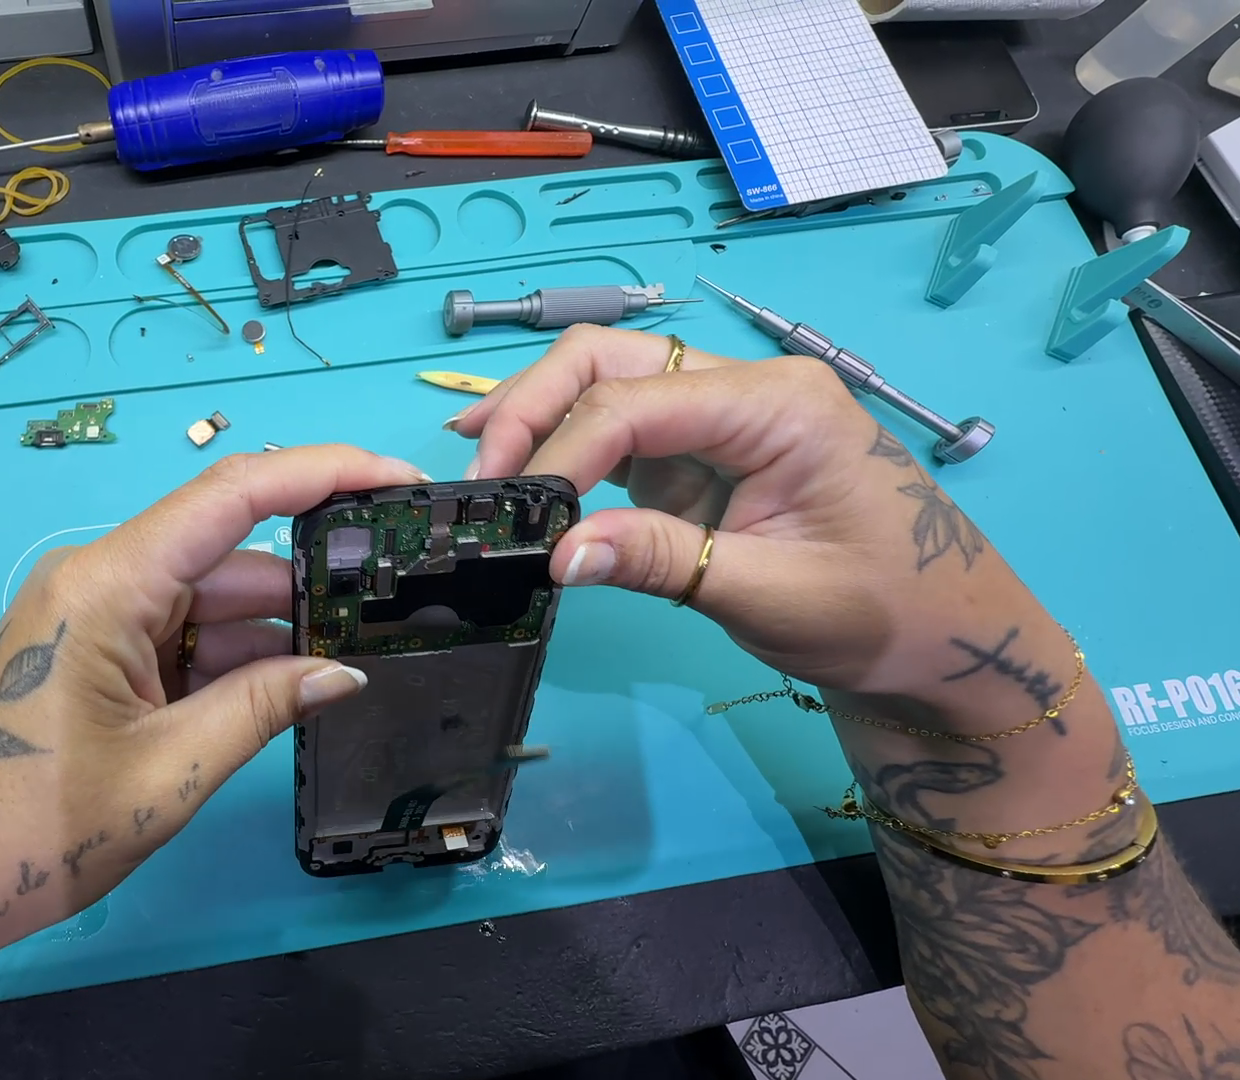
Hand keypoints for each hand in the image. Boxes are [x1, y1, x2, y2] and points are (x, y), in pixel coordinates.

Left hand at [0, 447, 427, 1079]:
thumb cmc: (38, 830)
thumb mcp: (170, 771)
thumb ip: (264, 706)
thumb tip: (347, 673)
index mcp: (109, 583)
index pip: (231, 495)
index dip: (323, 473)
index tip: (396, 478)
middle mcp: (104, 579)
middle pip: (229, 552)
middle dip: (311, 576)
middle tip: (395, 596)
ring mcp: (102, 615)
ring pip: (214, 599)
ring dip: (279, 628)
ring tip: (358, 653)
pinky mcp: (104, 651)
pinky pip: (187, 636)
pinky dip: (240, 657)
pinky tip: (294, 684)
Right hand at [447, 326, 1054, 702]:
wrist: (943, 633)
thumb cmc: (881, 612)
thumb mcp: (773, 594)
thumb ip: (663, 561)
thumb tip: (556, 557)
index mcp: (776, 404)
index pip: (633, 400)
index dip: (559, 448)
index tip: (513, 507)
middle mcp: (739, 387)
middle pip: (605, 358)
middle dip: (529, 405)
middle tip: (479, 471)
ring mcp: (712, 413)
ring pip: (598, 377)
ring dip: (531, 410)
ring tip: (473, 453)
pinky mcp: (690, 447)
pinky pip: (608, 422)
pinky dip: (554, 436)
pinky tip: (514, 457)